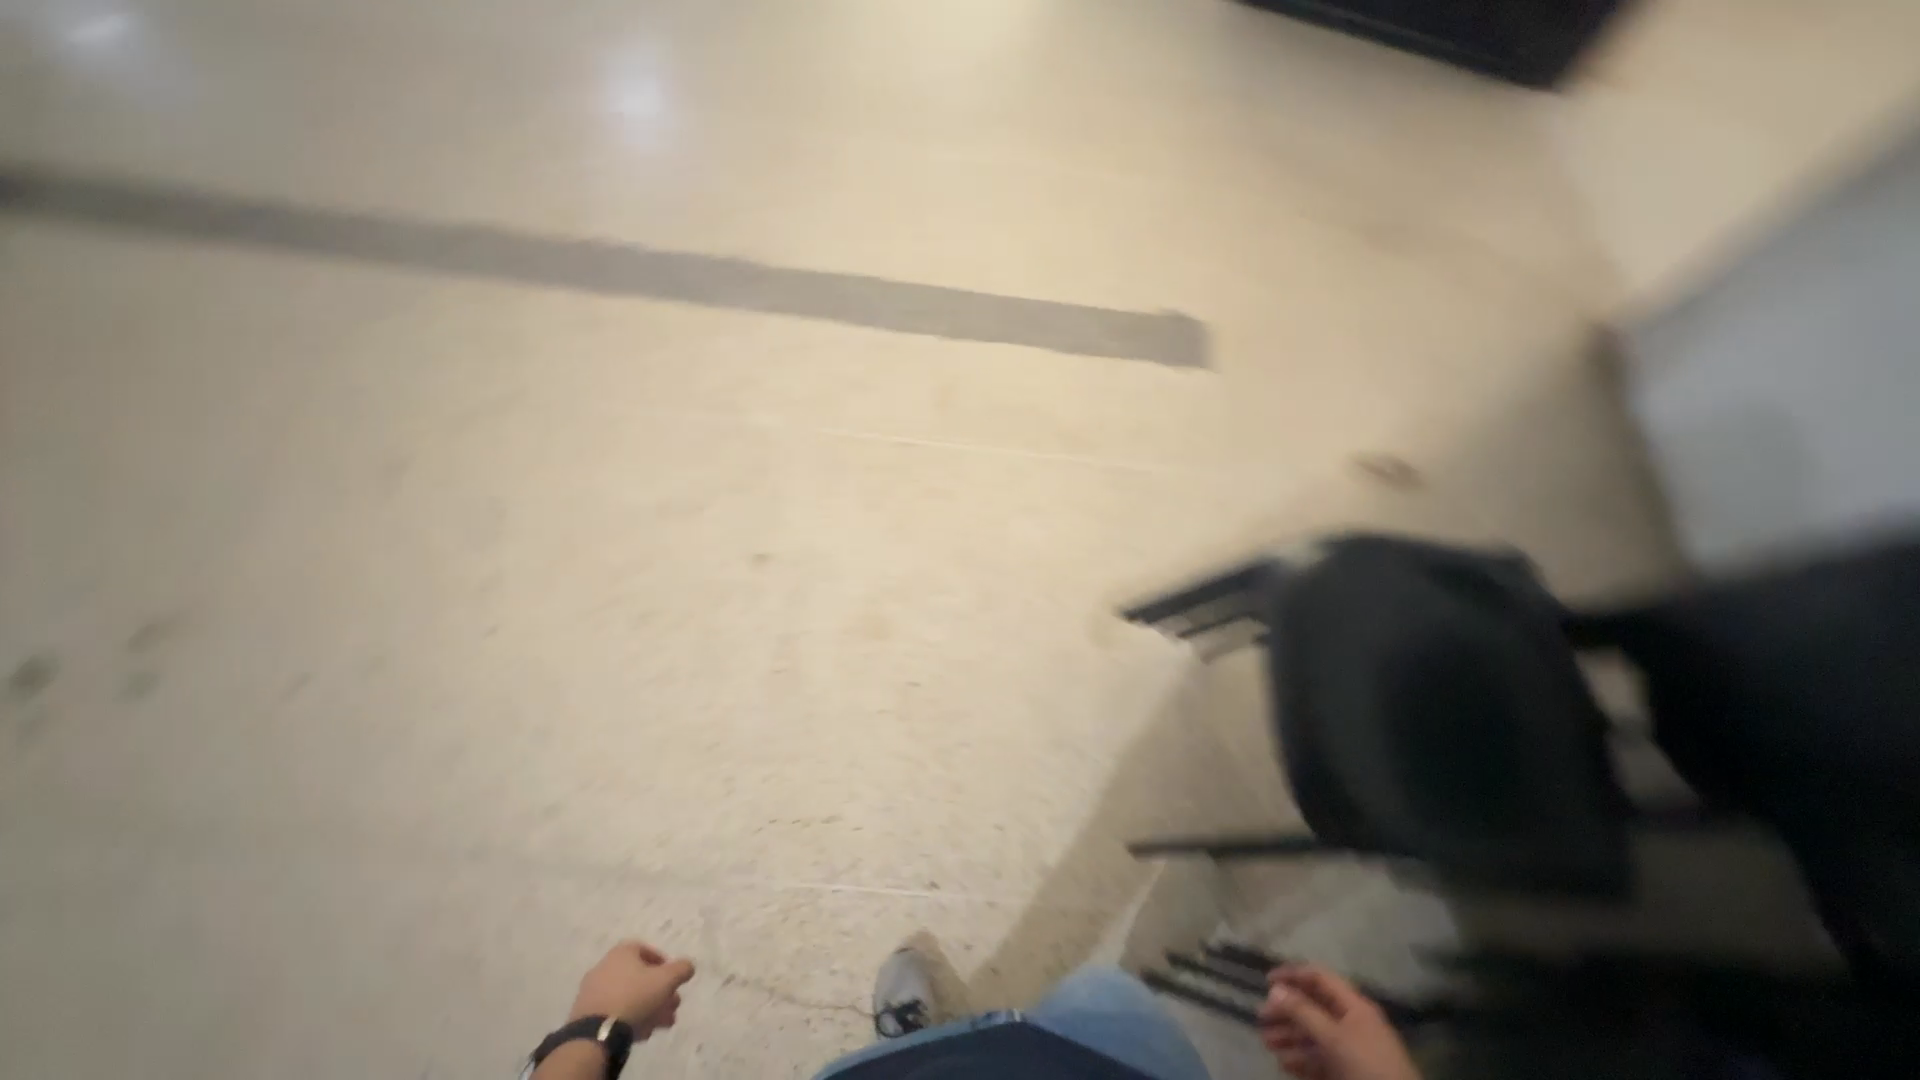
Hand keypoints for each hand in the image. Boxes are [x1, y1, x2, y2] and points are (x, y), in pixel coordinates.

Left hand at [567, 941, 696, 1037]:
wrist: (596, 1032)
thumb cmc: (634, 997)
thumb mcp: (667, 980)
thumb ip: (682, 969)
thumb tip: (688, 966)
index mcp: (622, 952)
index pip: (647, 950)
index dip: (664, 965)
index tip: (673, 981)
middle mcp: (605, 966)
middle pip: (639, 977)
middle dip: (660, 992)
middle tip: (672, 1006)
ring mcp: (593, 990)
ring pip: (628, 995)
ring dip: (648, 1007)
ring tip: (662, 1023)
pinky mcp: (585, 1013)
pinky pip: (614, 1010)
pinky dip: (630, 1017)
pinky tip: (642, 1032)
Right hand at [1257, 965, 1419, 1079]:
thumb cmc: (1368, 1067)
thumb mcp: (1333, 1038)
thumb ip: (1303, 1012)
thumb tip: (1275, 988)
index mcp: (1354, 1006)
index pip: (1319, 978)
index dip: (1292, 975)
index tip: (1266, 982)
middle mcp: (1352, 1023)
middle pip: (1313, 1007)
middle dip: (1286, 1012)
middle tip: (1261, 1018)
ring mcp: (1351, 1050)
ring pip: (1314, 1035)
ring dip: (1289, 1037)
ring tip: (1267, 1043)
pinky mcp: (1348, 1073)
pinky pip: (1320, 1059)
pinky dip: (1302, 1059)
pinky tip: (1285, 1064)